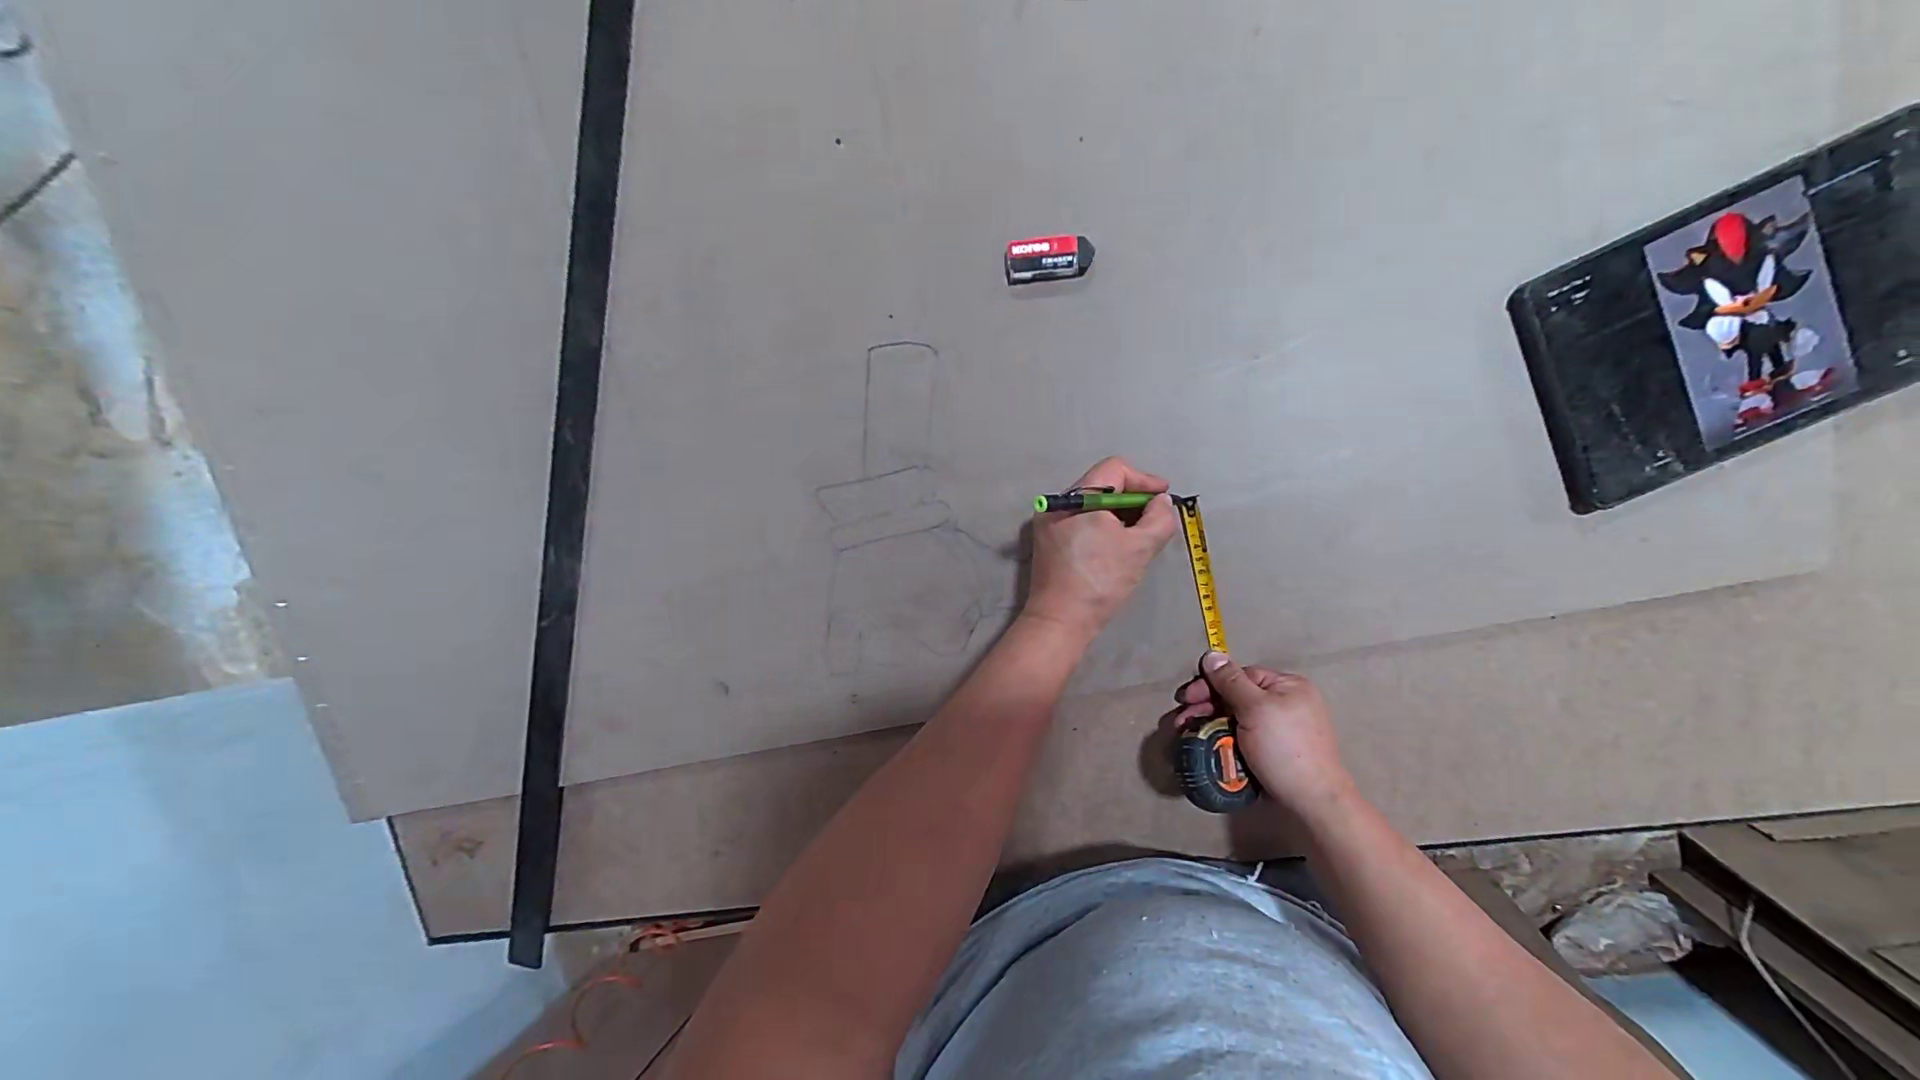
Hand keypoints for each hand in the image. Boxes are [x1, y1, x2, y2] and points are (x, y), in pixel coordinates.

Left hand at [1024, 457, 1179, 639]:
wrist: (1060, 621)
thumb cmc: (1100, 581)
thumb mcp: (1140, 547)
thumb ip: (1159, 518)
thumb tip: (1161, 502)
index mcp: (1075, 497)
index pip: (1115, 469)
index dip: (1144, 480)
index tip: (1164, 497)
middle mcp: (1057, 504)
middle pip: (1102, 485)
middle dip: (1133, 499)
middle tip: (1156, 518)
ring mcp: (1049, 524)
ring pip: (1092, 506)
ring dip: (1120, 515)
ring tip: (1140, 535)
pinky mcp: (1048, 543)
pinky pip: (1081, 523)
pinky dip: (1103, 527)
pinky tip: (1118, 548)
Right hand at [1174, 652, 1354, 817]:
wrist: (1313, 801)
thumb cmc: (1284, 749)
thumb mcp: (1255, 709)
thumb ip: (1230, 681)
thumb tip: (1212, 654)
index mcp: (1287, 686)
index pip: (1239, 675)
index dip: (1210, 685)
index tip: (1186, 699)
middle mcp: (1286, 702)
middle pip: (1236, 696)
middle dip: (1206, 706)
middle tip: (1182, 719)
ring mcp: (1281, 728)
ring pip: (1237, 718)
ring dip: (1211, 723)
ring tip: (1190, 733)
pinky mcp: (1275, 750)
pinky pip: (1244, 736)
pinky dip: (1225, 738)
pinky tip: (1211, 744)